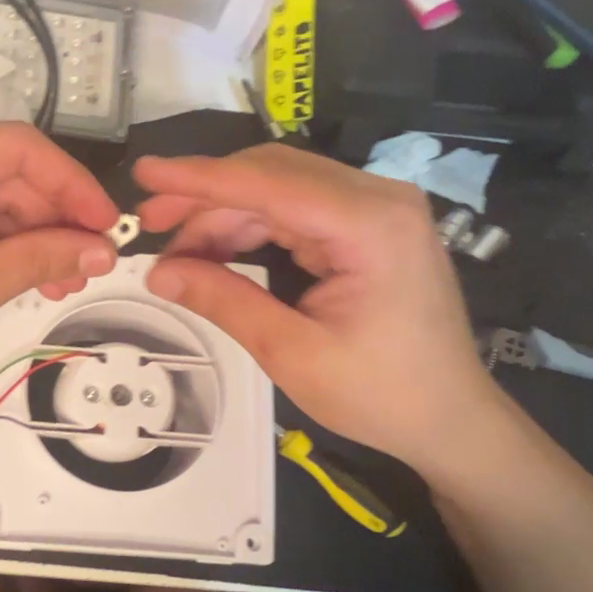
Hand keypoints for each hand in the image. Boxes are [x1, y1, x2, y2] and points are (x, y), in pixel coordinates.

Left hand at [0, 123, 118, 404]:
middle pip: (8, 173)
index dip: (71, 184)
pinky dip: (6, 246)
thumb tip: (99, 250)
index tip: (107, 223)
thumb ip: (37, 260)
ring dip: (36, 237)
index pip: (17, 148)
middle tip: (94, 261)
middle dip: (55, 218)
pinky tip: (38, 275)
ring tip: (70, 279)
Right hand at [135, 145, 503, 467]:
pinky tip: (214, 249)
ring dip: (223, 213)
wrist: (449, 417)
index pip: (267, 182)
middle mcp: (376, 199)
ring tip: (173, 250)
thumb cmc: (379, 393)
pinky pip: (295, 210)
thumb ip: (225, 301)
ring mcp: (375, 210)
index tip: (143, 174)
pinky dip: (249, 227)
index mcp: (369, 224)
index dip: (198, 178)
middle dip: (204, 196)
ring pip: (278, 190)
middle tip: (147, 223)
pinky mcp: (367, 227)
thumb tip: (158, 273)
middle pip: (271, 175)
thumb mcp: (291, 353)